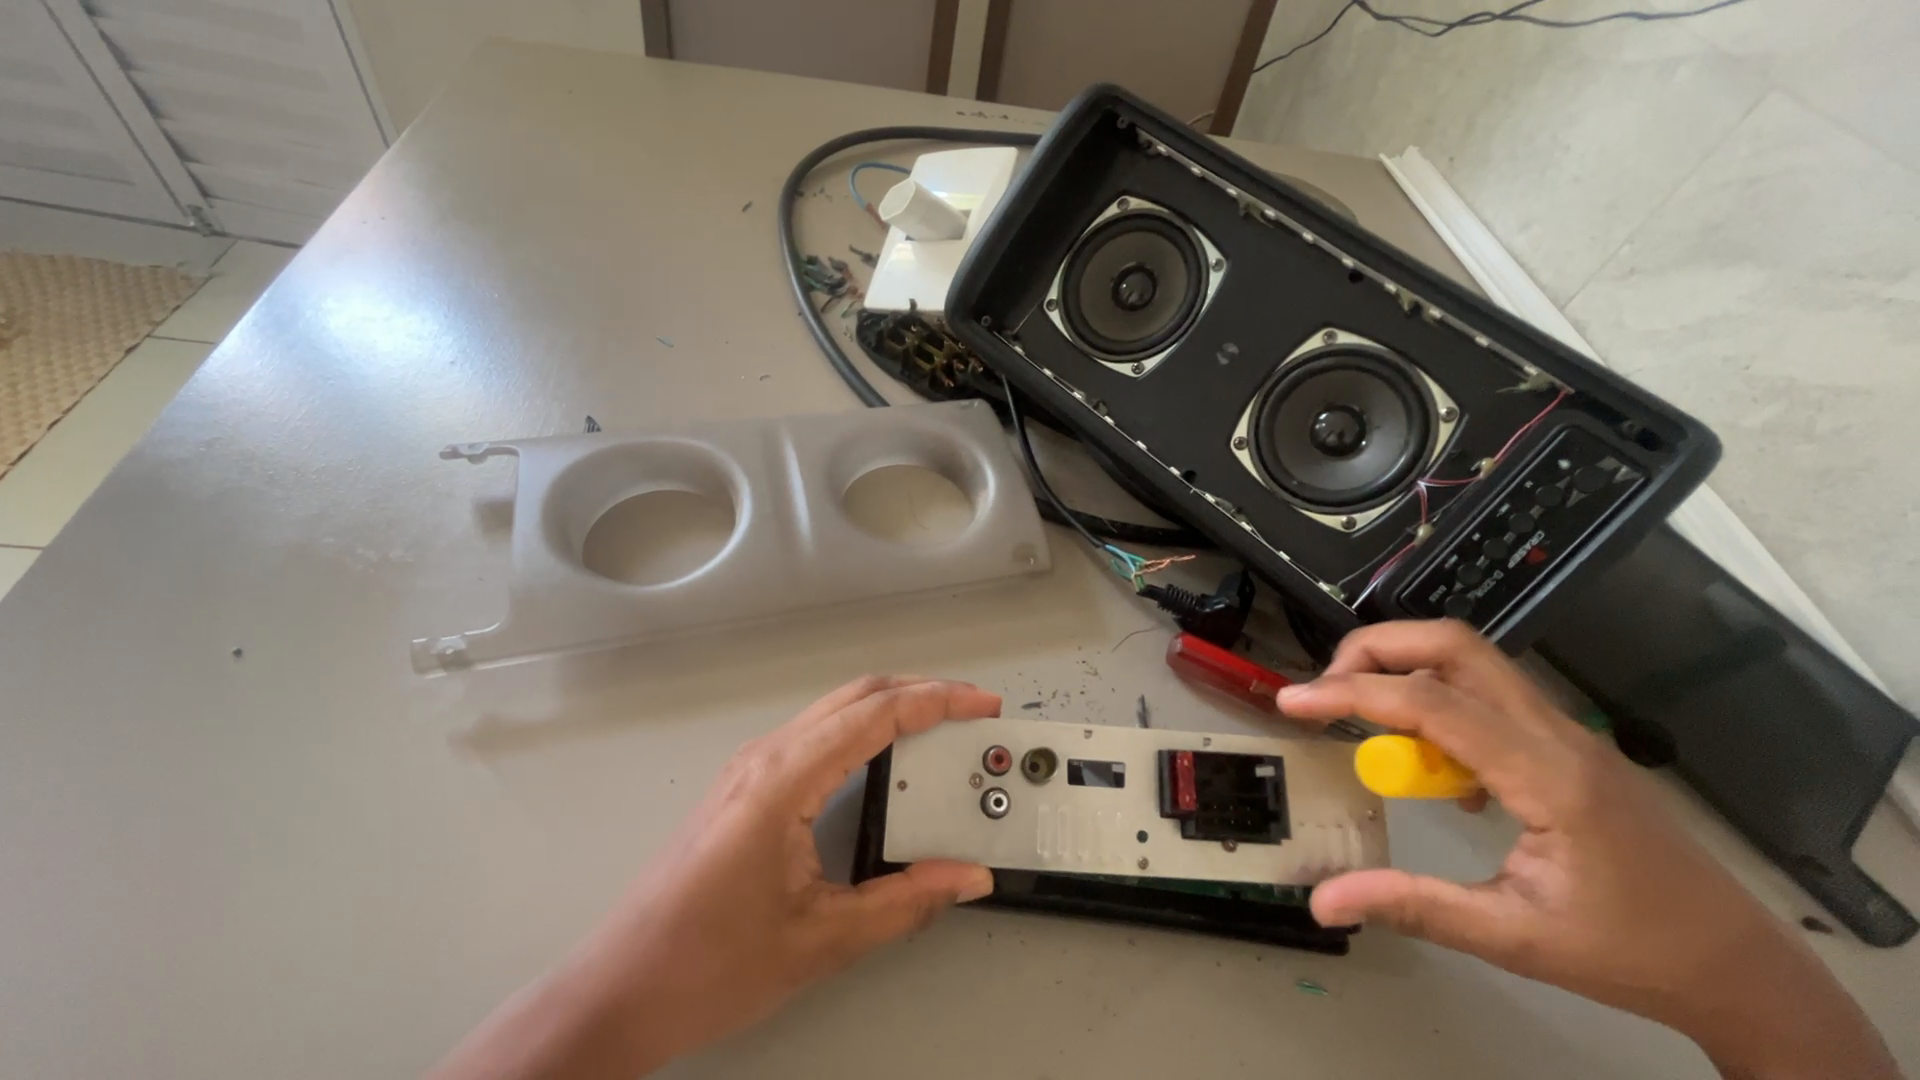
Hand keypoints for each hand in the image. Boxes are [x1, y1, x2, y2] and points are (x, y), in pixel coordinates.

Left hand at [431, 677, 999, 1079]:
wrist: (622, 988)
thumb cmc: (710, 963)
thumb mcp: (824, 938)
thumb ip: (906, 902)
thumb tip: (969, 879)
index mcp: (783, 780)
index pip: (875, 715)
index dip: (937, 701)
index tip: (982, 704)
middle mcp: (764, 759)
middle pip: (855, 696)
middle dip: (920, 693)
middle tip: (971, 712)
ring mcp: (749, 770)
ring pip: (833, 712)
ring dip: (890, 710)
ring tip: (939, 733)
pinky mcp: (743, 789)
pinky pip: (815, 736)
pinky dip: (861, 732)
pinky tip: (883, 760)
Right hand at [1277, 621, 1896, 1079]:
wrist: (1738, 964)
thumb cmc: (1630, 952)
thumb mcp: (1513, 937)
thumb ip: (1414, 907)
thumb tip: (1323, 901)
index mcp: (1547, 776)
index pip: (1432, 703)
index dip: (1352, 693)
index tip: (1292, 702)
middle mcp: (1557, 735)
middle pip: (1457, 645)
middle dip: (1377, 648)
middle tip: (1326, 687)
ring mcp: (1567, 734)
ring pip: (1473, 661)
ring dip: (1405, 667)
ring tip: (1359, 714)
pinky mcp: (1567, 745)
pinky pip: (1489, 696)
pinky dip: (1437, 700)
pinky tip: (1429, 762)